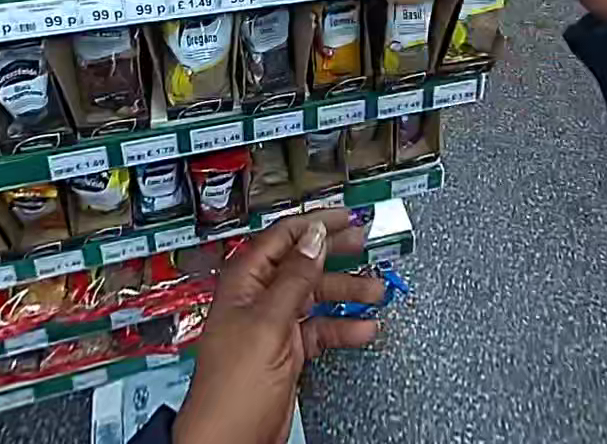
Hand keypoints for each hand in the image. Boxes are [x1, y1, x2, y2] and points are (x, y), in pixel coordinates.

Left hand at [173, 211, 384, 443]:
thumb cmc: (231, 388)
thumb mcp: (267, 323)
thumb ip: (294, 278)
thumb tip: (314, 237)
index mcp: (247, 279)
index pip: (284, 236)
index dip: (315, 223)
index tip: (344, 217)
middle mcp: (261, 296)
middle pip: (303, 262)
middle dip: (335, 252)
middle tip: (363, 242)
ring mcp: (275, 323)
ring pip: (317, 295)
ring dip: (347, 293)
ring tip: (375, 290)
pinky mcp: (289, 350)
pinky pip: (321, 328)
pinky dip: (343, 327)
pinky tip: (364, 327)